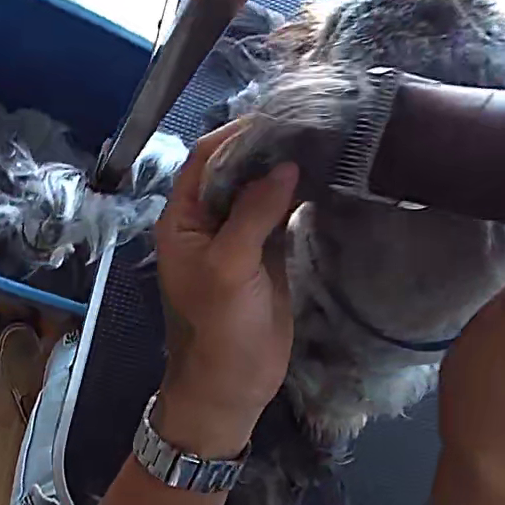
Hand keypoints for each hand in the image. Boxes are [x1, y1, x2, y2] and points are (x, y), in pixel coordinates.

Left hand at [151, 123, 300, 457]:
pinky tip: (321, 180)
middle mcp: (207, 222)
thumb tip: (285, 166)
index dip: (237, 135)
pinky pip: (276, 216)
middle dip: (265, 148)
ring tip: (321, 145)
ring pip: (257, 191)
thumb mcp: (230, 268)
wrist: (231, 386)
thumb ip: (254, 215)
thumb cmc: (219, 330)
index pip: (205, 160)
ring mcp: (236, 238)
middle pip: (233, 170)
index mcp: (183, 220)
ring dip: (282, 171)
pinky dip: (295, 197)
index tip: (279, 118)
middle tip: (310, 127)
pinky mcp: (263, 255)